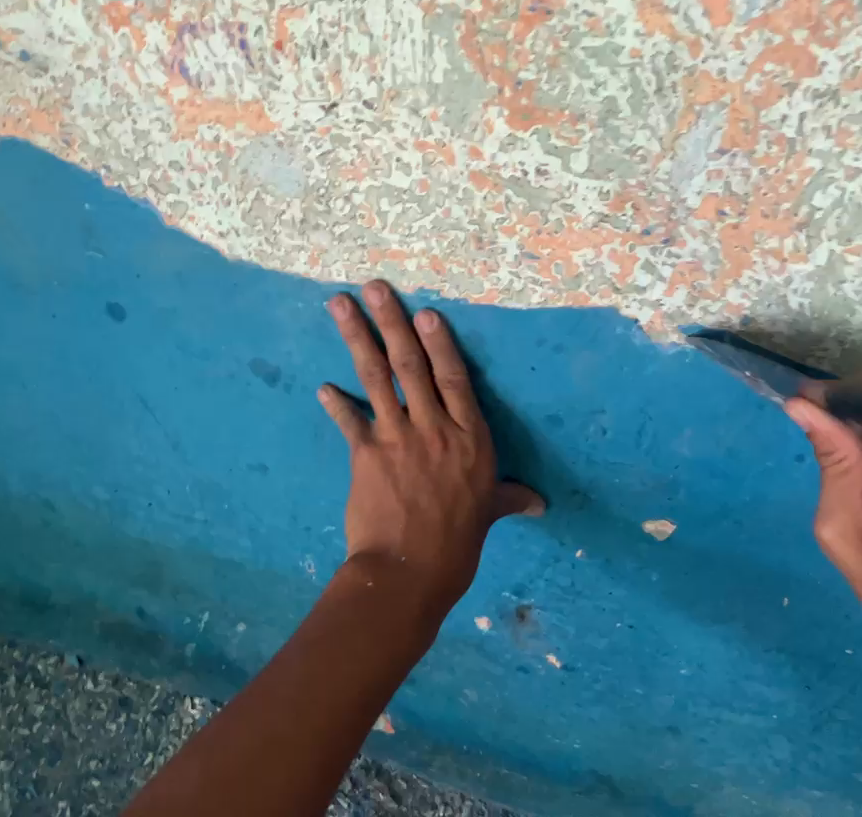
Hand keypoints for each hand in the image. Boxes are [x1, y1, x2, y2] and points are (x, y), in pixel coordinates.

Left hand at [319, 280, 544, 617]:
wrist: (410, 574)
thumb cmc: (457, 545)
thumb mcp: (489, 514)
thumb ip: (509, 499)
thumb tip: (539, 504)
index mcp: (469, 439)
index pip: (455, 379)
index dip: (440, 343)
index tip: (426, 312)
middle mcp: (434, 429)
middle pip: (411, 365)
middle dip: (391, 321)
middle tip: (373, 286)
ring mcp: (397, 439)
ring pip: (377, 378)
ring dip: (356, 338)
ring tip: (338, 305)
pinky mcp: (365, 455)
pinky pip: (349, 421)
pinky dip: (335, 403)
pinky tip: (322, 387)